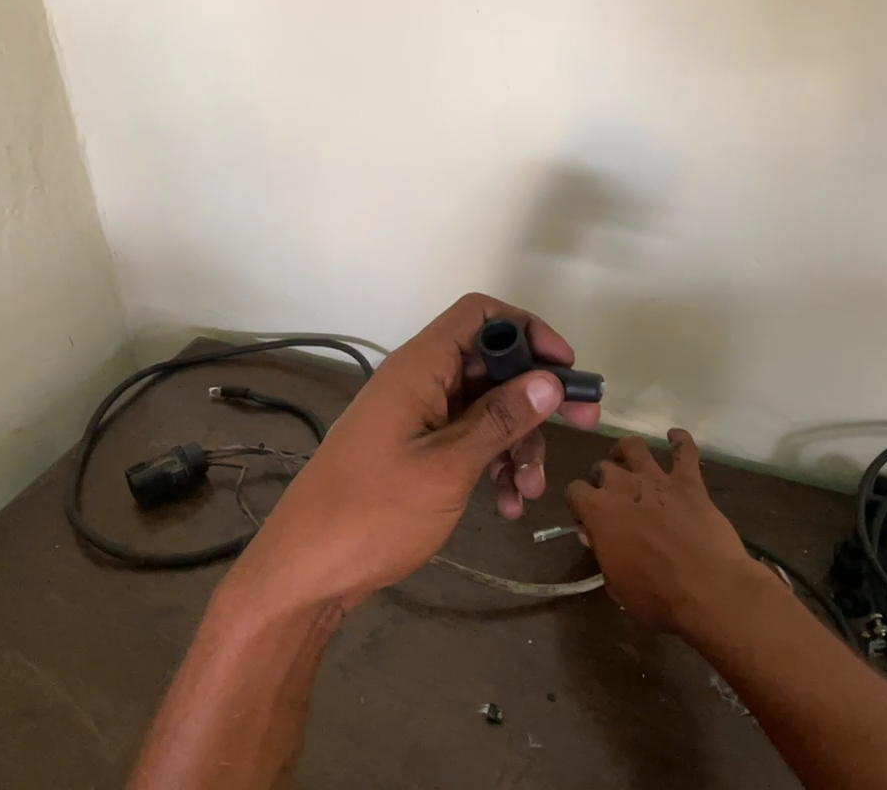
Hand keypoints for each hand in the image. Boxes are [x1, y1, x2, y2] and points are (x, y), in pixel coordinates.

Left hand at [230, 293, 599, 609]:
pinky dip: (491, 463)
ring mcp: (416, 418)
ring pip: (484, 408)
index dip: (527, 329)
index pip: (479, 315)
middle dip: (535, 396)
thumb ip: (501, 419)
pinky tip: (506, 505)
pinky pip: (466, 440)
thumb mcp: (448, 465)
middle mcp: (419, 382)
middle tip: (581, 422)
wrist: (305, 571)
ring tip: (529, 491)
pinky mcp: (415, 450)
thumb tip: (549, 380)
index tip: (563, 366)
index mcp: (419, 367)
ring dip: (516, 442)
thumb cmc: (374, 511)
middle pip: (490, 366)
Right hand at [566, 429, 760, 633]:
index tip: (587, 519)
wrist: (709, 589)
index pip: (575, 491)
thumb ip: (604, 554)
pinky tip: (675, 436)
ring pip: (634, 446)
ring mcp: (657, 479)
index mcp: (598, 511)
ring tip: (628, 457)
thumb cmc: (657, 597)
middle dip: (602, 479)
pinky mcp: (689, 481)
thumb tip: (598, 537)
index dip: (579, 504)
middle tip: (612, 497)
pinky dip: (680, 440)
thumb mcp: (617, 585)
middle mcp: (622, 485)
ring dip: (628, 450)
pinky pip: (685, 450)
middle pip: (603, 467)